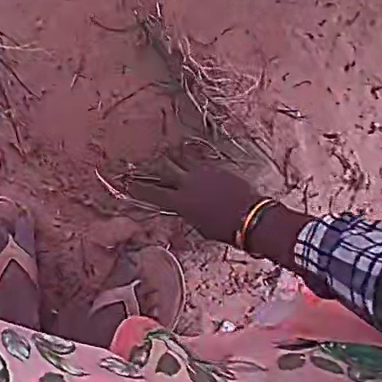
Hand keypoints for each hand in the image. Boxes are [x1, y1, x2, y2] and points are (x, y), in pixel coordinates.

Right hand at [125, 159, 266, 245]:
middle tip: (141, 161)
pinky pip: (198, 160)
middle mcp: (187, 183)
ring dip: (170, 156)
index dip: (138, 188)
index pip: (152, 193)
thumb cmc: (226, 230)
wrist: (254, 218)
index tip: (127, 183)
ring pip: (179, 158)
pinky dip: (190, 159)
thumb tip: (183, 206)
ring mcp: (202, 173)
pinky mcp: (216, 168)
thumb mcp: (199, 226)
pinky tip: (187, 156)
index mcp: (180, 202)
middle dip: (150, 165)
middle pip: (162, 169)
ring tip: (162, 151)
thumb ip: (187, 212)